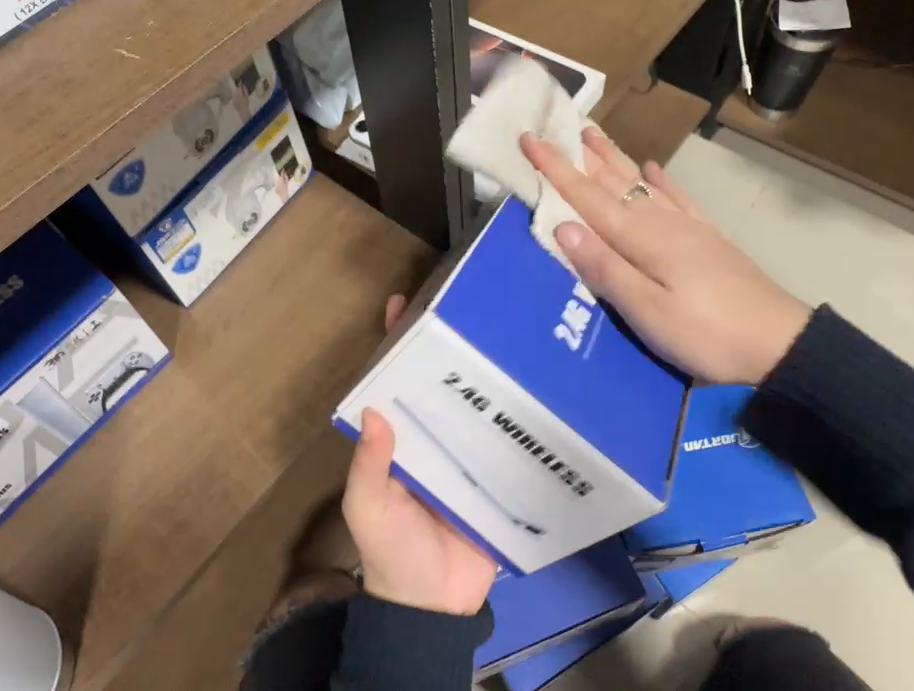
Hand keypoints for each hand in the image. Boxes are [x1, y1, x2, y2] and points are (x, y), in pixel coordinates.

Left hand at [341, 300, 498, 615]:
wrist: (433, 610)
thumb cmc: (391, 552)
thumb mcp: (368, 508)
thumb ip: (369, 465)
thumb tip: (373, 409)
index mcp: (401, 440)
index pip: (396, 383)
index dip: (395, 345)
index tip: (404, 302)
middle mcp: (435, 440)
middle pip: (442, 388)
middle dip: (453, 353)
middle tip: (474, 311)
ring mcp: (469, 459)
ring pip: (478, 411)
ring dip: (491, 383)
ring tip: (513, 340)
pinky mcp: (501, 483)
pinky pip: (512, 449)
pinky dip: (524, 427)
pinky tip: (544, 395)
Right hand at [521, 128, 811, 384]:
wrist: (782, 347)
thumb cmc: (708, 335)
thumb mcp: (648, 312)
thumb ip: (604, 267)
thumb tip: (562, 225)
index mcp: (641, 239)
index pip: (587, 196)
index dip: (555, 167)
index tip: (530, 138)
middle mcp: (662, 223)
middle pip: (613, 182)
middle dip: (581, 155)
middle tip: (558, 124)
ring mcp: (689, 229)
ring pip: (641, 184)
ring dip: (615, 159)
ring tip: (595, 134)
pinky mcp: (709, 241)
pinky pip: (678, 200)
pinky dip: (662, 182)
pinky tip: (653, 170)